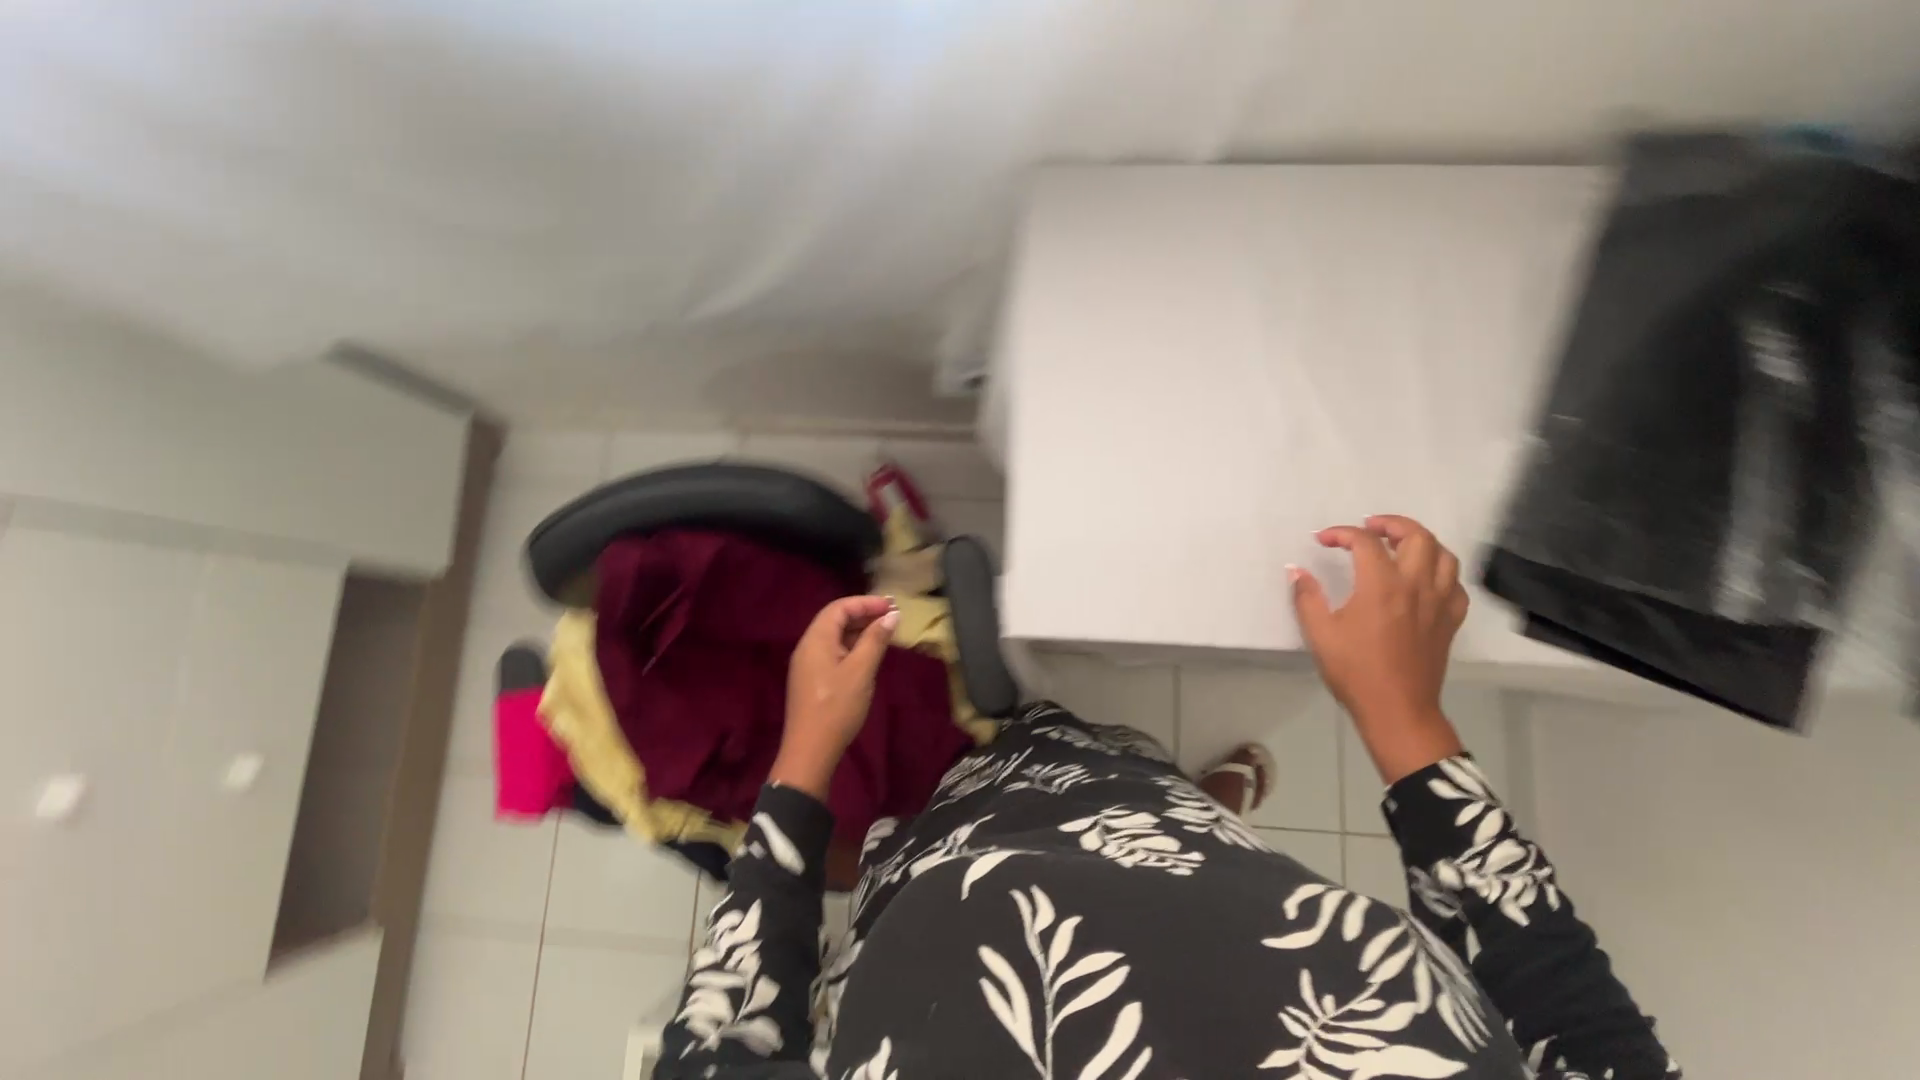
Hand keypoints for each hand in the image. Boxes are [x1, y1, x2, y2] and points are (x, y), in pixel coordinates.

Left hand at [771, 595, 899, 799]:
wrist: (810, 751)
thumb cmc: (837, 707)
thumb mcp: (861, 671)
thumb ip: (876, 640)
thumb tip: (891, 615)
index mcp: (816, 639)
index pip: (839, 608)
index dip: (865, 603)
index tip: (892, 606)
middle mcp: (808, 647)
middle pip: (835, 620)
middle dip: (863, 615)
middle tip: (892, 618)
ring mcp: (807, 665)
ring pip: (834, 638)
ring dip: (859, 632)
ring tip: (885, 635)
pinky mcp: (812, 680)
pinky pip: (832, 653)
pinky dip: (852, 648)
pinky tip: (868, 657)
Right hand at [1289, 515, 1466, 783]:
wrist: (1397, 709)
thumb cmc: (1355, 672)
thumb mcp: (1320, 634)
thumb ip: (1307, 597)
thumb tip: (1296, 571)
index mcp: (1381, 586)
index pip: (1365, 542)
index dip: (1341, 534)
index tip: (1323, 540)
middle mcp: (1416, 586)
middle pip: (1416, 536)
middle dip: (1391, 524)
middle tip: (1369, 528)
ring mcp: (1439, 602)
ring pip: (1443, 555)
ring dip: (1421, 542)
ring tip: (1399, 546)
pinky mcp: (1451, 620)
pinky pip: (1454, 583)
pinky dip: (1439, 572)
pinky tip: (1422, 580)